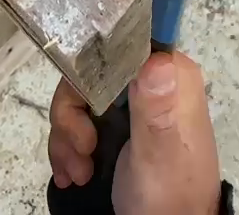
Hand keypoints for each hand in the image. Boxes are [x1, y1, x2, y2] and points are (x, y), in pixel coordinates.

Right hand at [49, 52, 222, 214]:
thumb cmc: (169, 196)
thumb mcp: (159, 153)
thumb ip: (155, 108)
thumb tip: (157, 60)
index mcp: (170, 73)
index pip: (122, 41)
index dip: (94, 66)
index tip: (83, 103)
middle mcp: (149, 80)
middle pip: (92, 70)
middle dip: (73, 112)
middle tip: (81, 149)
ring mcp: (130, 104)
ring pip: (79, 96)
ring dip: (68, 135)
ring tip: (78, 171)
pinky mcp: (114, 126)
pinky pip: (77, 119)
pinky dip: (68, 146)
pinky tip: (72, 172)